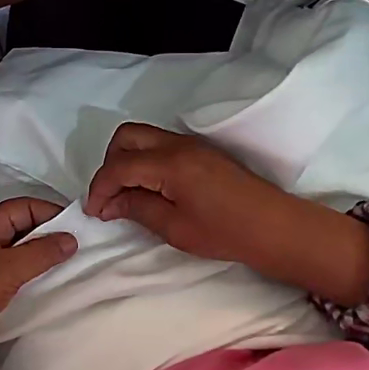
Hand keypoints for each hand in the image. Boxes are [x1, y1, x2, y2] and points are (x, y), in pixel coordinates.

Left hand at [0, 197, 77, 369]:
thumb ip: (40, 253)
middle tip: (83, 244)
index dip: (50, 212)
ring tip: (73, 263)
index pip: (21, 207)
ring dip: (43, 255)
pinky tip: (52, 282)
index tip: (81, 225)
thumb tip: (72, 239)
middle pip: (21, 226)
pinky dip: (34, 273)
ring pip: (20, 251)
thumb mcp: (4, 271)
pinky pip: (15, 272)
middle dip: (50, 233)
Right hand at [83, 123, 368, 304]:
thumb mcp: (175, 228)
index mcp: (170, 163)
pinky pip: (158, 144)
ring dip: (125, 160)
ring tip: (126, 195)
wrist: (275, 227)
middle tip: (109, 197)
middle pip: (126, 137)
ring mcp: (190, 144)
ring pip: (142, 137)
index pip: (119, 166)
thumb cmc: (225, 232)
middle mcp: (177, 144)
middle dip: (109, 164)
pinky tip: (147, 188)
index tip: (93, 212)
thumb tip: (111, 203)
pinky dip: (143, 160)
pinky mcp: (200, 151)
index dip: (100, 188)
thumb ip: (138, 209)